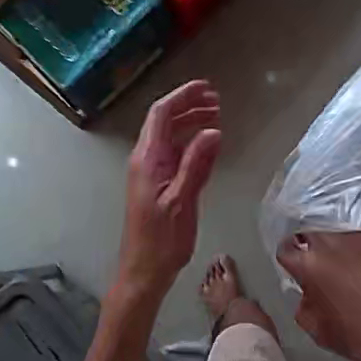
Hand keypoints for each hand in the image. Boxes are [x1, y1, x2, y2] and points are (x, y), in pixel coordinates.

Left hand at [116, 81, 221, 303]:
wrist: (143, 272)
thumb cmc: (161, 240)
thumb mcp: (182, 201)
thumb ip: (196, 164)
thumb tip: (213, 131)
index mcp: (147, 159)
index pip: (161, 114)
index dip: (183, 96)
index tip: (207, 88)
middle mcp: (146, 160)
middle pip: (165, 120)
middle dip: (189, 106)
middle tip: (217, 101)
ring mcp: (151, 171)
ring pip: (171, 136)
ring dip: (191, 122)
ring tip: (216, 117)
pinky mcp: (158, 184)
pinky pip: (175, 153)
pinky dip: (191, 142)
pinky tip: (208, 145)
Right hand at [277, 229, 360, 360]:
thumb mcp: (318, 330)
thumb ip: (304, 303)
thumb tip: (308, 289)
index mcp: (309, 264)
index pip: (285, 248)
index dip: (290, 260)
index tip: (298, 271)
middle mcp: (330, 241)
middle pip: (310, 235)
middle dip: (312, 249)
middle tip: (323, 268)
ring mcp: (359, 234)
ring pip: (337, 233)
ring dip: (338, 247)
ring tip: (350, 266)